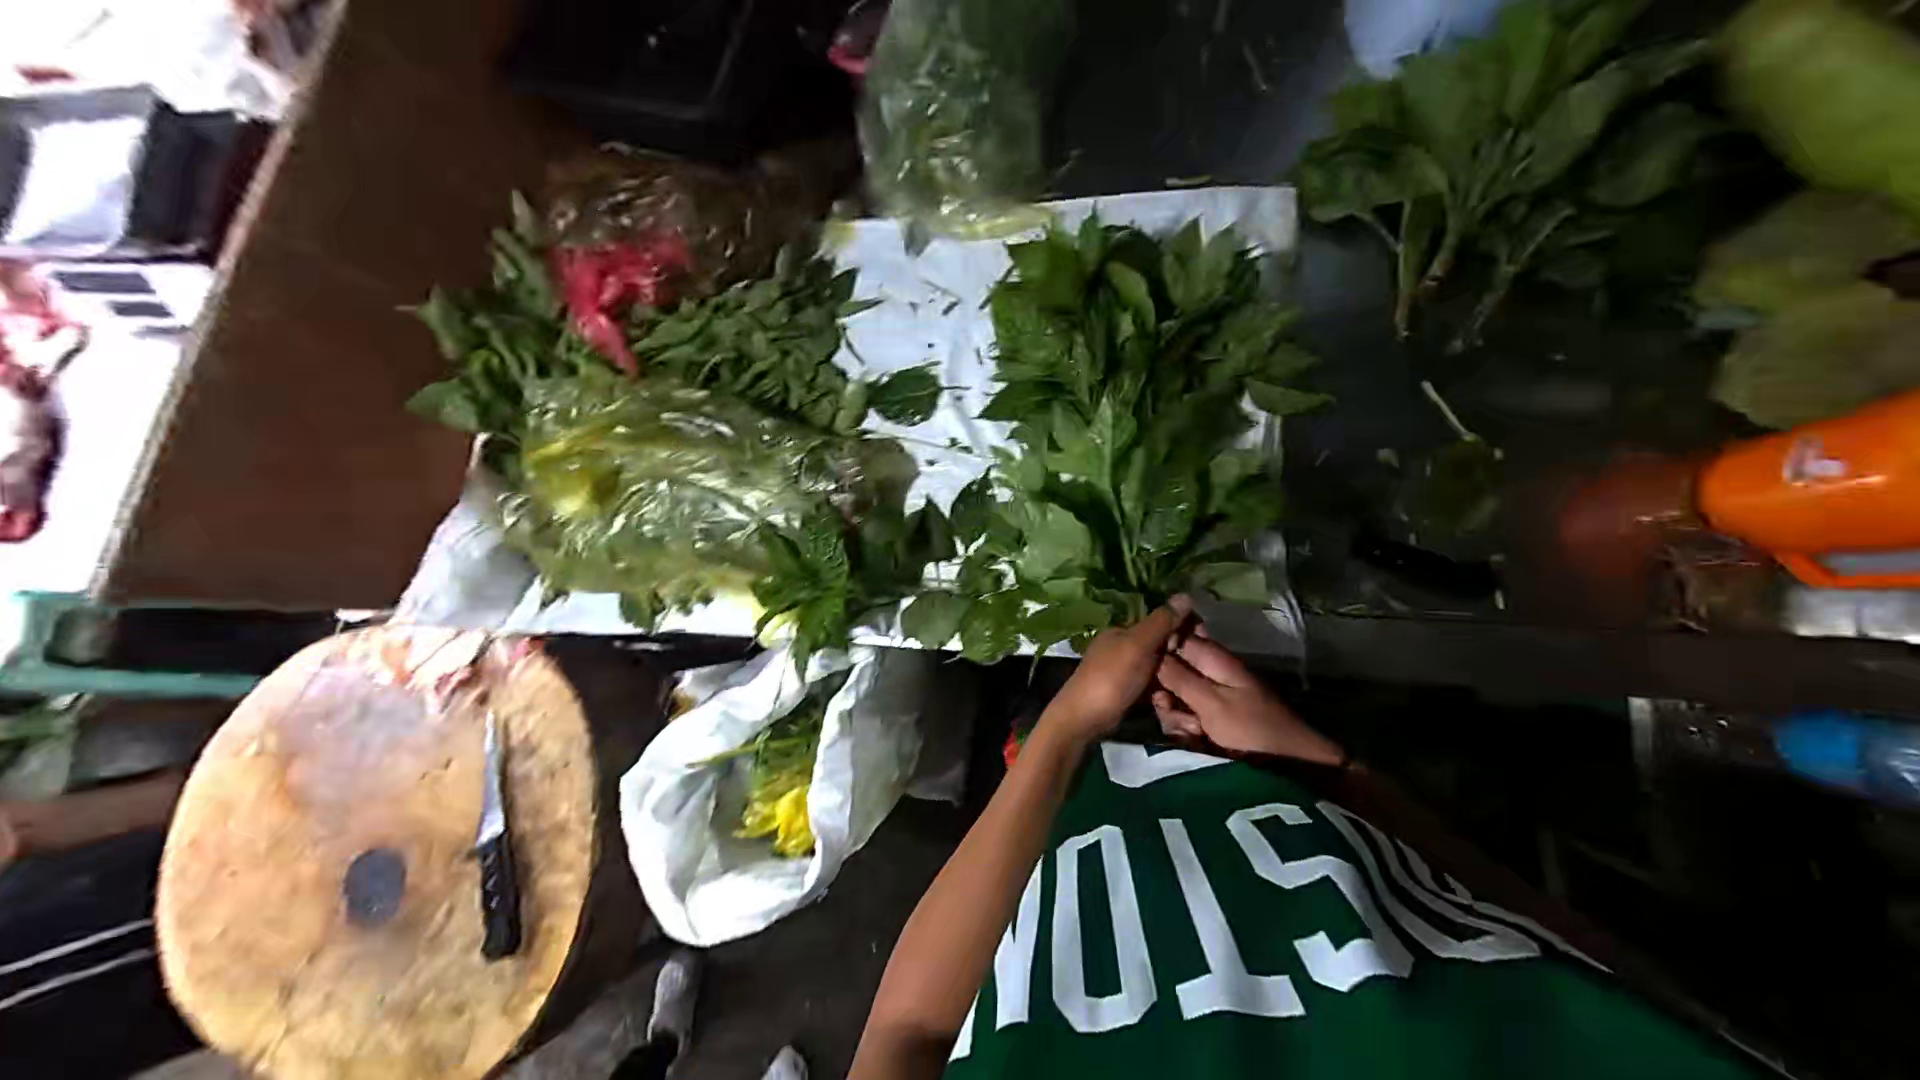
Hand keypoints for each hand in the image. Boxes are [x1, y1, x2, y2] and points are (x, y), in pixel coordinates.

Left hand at [1039, 596, 1193, 745]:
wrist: (1084, 718)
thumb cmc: (1111, 678)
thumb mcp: (1137, 646)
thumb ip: (1160, 623)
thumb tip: (1186, 595)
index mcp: (1121, 630)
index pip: (1158, 620)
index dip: (1180, 626)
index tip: (1205, 636)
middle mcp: (1122, 646)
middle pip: (1159, 643)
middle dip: (1179, 652)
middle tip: (1203, 664)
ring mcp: (1123, 669)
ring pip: (1157, 665)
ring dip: (1173, 672)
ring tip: (1195, 680)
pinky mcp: (1127, 690)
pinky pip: (1151, 683)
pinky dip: (1163, 687)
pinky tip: (1178, 693)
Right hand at [1153, 626, 1344, 764]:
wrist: (1285, 762)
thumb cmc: (1250, 728)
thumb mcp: (1210, 702)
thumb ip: (1177, 677)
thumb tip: (1149, 651)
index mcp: (1211, 656)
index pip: (1173, 635)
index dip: (1156, 649)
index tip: (1143, 669)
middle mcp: (1207, 669)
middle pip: (1167, 668)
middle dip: (1164, 690)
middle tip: (1170, 707)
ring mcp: (1208, 692)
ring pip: (1171, 693)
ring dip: (1174, 712)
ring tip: (1192, 729)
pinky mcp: (1209, 713)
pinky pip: (1182, 712)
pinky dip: (1184, 724)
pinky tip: (1195, 737)